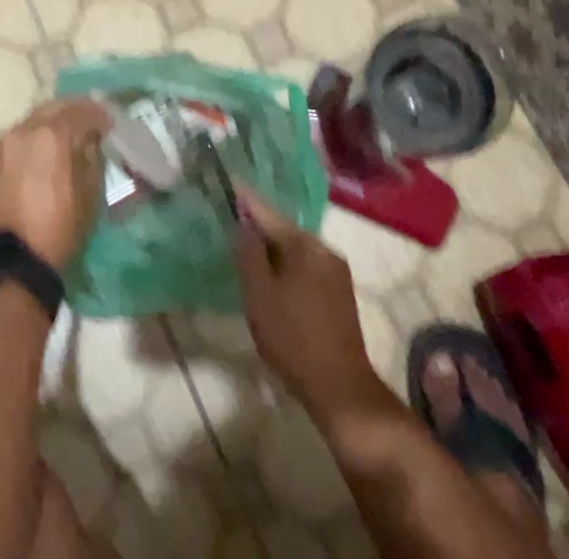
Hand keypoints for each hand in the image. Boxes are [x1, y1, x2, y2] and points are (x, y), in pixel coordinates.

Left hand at [0, 98, 111, 268]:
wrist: (13, 259)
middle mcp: (24, 130)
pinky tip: (42, 152)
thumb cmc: (60, 227)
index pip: (81, 111)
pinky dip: (33, 138)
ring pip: (32, 121)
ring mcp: (2, 142)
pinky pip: (17, 137)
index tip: (109, 123)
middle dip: (74, 111)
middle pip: (53, 108)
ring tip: (65, 138)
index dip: (99, 115)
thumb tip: (89, 139)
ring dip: (51, 124)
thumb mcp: (90, 192)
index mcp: (52, 136)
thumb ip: (91, 156)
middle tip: (89, 122)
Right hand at [235, 189, 387, 417]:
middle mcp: (326, 252)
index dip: (247, 201)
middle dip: (258, 226)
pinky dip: (284, 267)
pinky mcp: (338, 296)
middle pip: (285, 231)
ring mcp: (336, 274)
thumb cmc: (293, 337)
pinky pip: (304, 269)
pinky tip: (269, 278)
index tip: (229, 183)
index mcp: (307, 247)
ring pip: (295, 252)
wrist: (338, 385)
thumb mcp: (260, 294)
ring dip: (271, 249)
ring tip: (244, 248)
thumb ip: (249, 255)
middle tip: (231, 219)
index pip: (270, 214)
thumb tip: (243, 223)